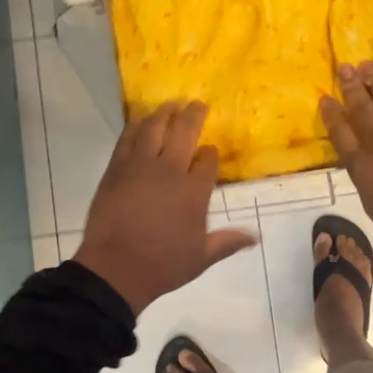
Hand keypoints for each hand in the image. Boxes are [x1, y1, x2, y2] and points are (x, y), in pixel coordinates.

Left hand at [72, 101, 258, 313]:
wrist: (115, 268)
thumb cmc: (162, 265)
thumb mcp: (201, 258)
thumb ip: (228, 242)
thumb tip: (256, 237)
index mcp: (194, 191)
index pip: (208, 160)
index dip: (210, 153)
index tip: (210, 151)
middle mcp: (170, 170)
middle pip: (184, 132)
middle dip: (193, 115)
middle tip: (197, 104)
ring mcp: (140, 166)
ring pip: (154, 127)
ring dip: (165, 112)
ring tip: (171, 104)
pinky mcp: (116, 168)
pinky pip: (127, 138)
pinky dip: (136, 125)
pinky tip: (140, 118)